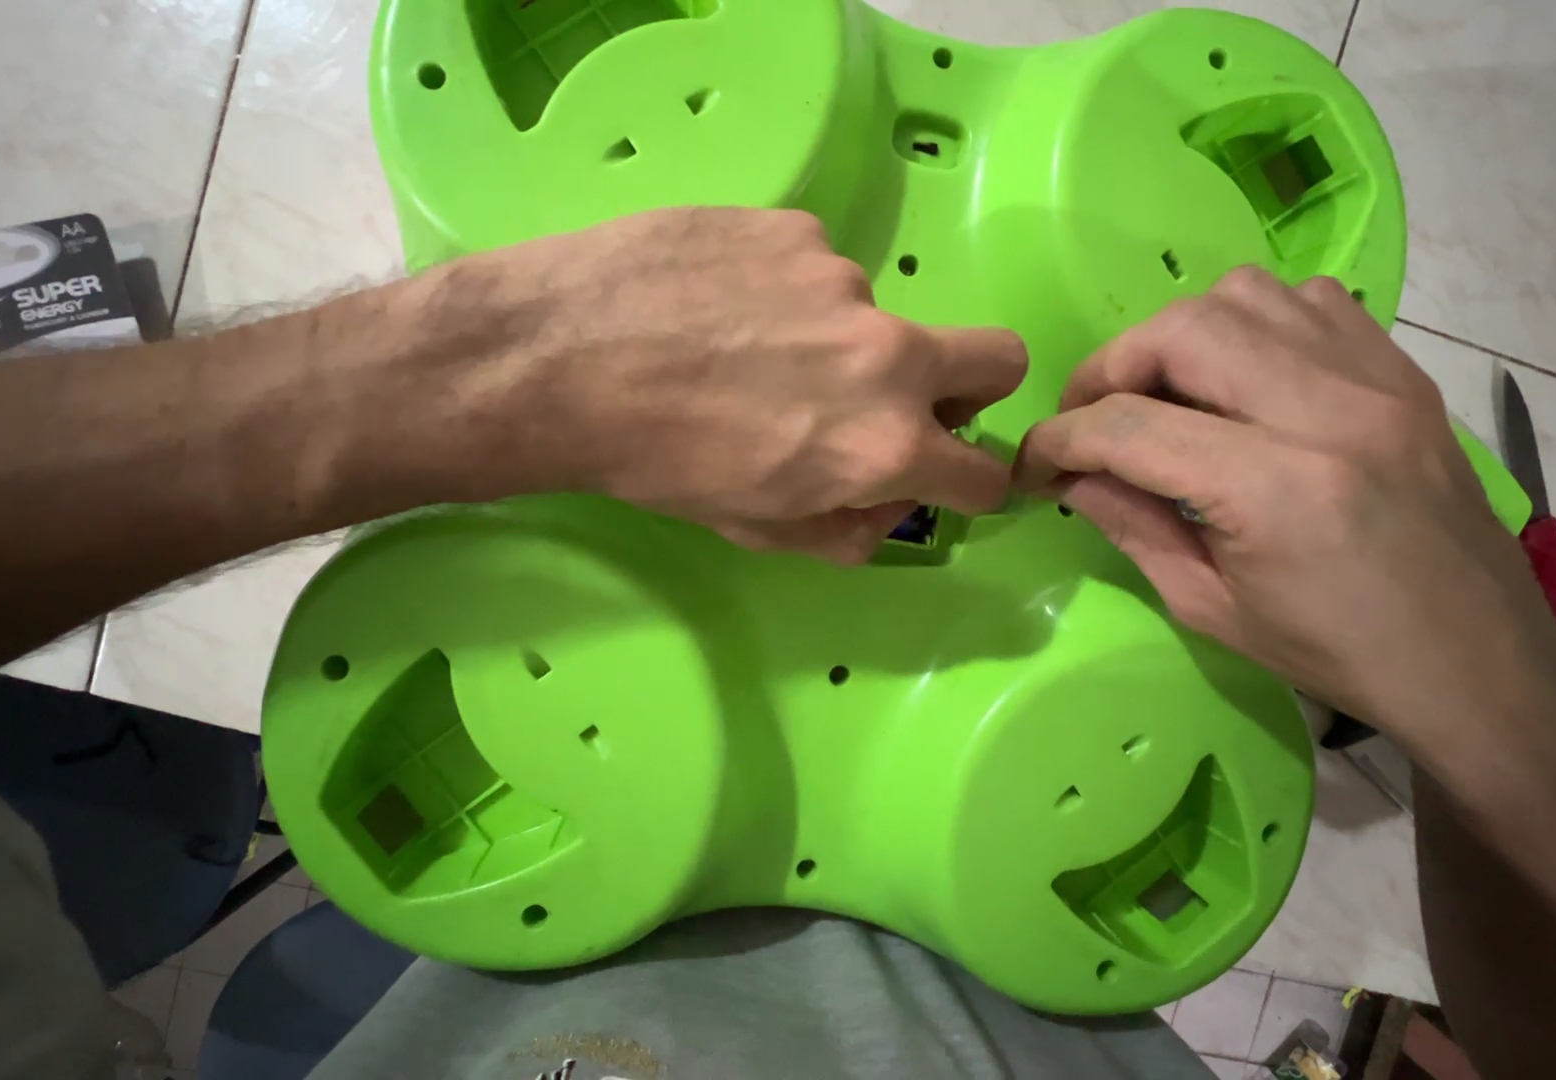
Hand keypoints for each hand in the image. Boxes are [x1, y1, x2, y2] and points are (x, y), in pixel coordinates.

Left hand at [400, 207, 1025, 562]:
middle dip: (968, 391)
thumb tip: (886, 508)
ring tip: (746, 352)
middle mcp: (887, 353)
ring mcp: (843, 278)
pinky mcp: (794, 225)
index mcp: (884, 444)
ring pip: (878, 317)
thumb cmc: (659, 465)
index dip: (970, 484)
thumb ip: (846, 528)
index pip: (982, 473)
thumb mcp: (758, 527)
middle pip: (996, 360)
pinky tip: (720, 306)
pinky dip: (787, 295)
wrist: (559, 361)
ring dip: (839, 342)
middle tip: (889, 403)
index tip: (945, 476)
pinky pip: (817, 270)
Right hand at [1013, 268, 1555, 774]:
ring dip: (1176, 337)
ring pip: (1242, 296)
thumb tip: (1067, 473)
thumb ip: (1127, 523)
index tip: (1032, 465)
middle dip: (1108, 369)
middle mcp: (1327, 412)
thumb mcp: (1205, 604)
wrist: (1477, 663)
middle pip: (1180, 332)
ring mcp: (1376, 381)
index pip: (1128, 427)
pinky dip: (1247, 325)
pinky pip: (1306, 300)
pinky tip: (1237, 379)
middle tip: (1090, 420)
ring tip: (1161, 394)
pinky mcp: (1403, 373)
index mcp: (1274, 490)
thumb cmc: (1331, 651)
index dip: (1058, 440)